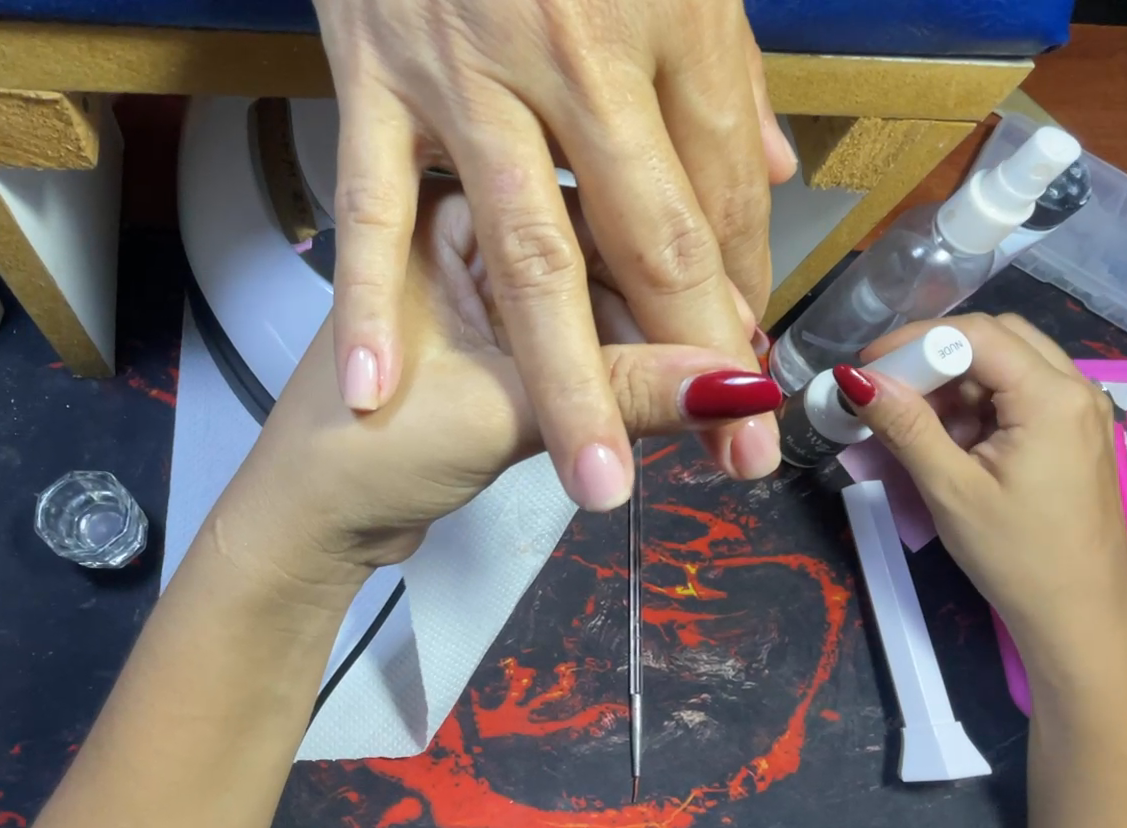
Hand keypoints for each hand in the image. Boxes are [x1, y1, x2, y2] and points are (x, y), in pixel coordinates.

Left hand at [215, 185, 780, 584]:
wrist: (305, 527)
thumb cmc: (365, 453)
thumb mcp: (498, 413)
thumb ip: (619, 392)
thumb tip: (736, 386)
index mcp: (459, 211)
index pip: (594, 231)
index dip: (674, 291)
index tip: (743, 347)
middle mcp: (480, 237)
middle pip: (605, 274)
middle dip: (675, 338)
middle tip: (744, 392)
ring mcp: (488, 294)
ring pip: (596, 316)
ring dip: (654, 365)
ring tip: (721, 409)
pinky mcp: (496, 348)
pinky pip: (575, 350)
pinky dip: (619, 380)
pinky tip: (673, 402)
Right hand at [312, 0, 795, 511]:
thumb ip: (714, 74)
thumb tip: (761, 169)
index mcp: (665, 11)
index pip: (720, 191)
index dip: (742, 294)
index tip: (751, 375)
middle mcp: (577, 51)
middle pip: (652, 240)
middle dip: (699, 363)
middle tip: (735, 462)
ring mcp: (467, 76)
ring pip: (532, 252)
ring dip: (568, 383)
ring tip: (599, 481)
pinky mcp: (370, 87)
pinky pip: (369, 210)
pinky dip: (365, 302)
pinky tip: (370, 390)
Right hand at [838, 314, 1126, 650]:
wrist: (1077, 612)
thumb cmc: (1015, 553)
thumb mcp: (950, 489)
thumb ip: (905, 427)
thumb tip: (855, 380)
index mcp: (1052, 397)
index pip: (978, 335)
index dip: (914, 340)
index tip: (864, 366)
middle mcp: (1074, 390)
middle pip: (997, 339)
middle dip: (934, 356)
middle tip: (885, 389)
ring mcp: (1074, 412)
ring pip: (1004, 366)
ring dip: (951, 382)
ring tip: (910, 420)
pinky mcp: (1065, 435)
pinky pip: (1013, 397)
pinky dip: (971, 405)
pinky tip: (944, 440)